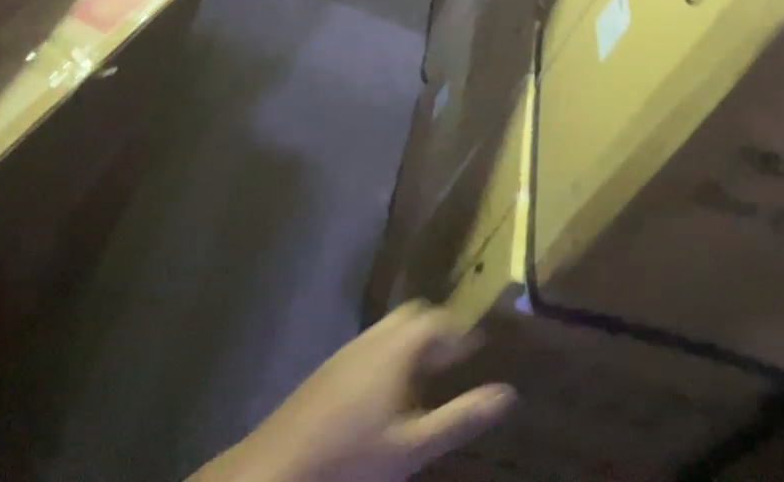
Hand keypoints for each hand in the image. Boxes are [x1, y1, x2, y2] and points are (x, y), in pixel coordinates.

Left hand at [190, 302, 515, 481]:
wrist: (274, 469)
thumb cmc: (351, 457)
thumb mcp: (415, 445)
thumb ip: (461, 417)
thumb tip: (508, 393)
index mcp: (395, 348)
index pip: (435, 318)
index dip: (459, 330)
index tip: (477, 348)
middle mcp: (371, 340)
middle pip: (410, 317)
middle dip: (436, 331)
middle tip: (453, 360)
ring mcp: (345, 353)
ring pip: (387, 332)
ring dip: (411, 345)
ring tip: (426, 381)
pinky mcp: (326, 371)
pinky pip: (369, 347)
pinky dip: (389, 357)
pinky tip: (388, 396)